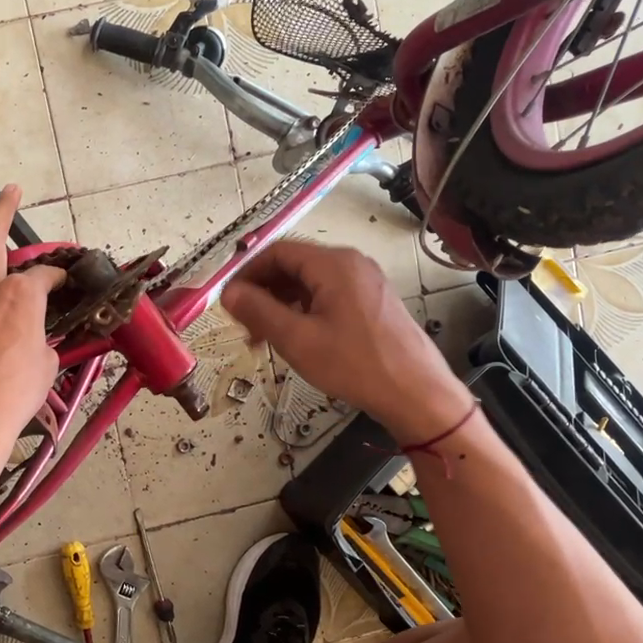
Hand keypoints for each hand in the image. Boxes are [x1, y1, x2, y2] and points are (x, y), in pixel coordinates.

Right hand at [222, 241, 472, 442]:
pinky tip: (294, 338)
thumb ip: (259, 311)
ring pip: (309, 282)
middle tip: (244, 326)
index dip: (247, 273)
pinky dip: (303, 310)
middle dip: (262, 291)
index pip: (277, 251)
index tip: (228, 301)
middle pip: (293, 265)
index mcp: (333, 264)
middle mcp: (351, 263)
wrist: (413, 390)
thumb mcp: (297, 339)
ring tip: (264, 338)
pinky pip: (327, 295)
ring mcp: (364, 281)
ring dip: (280, 304)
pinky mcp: (371, 300)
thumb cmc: (353, 364)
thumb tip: (228, 293)